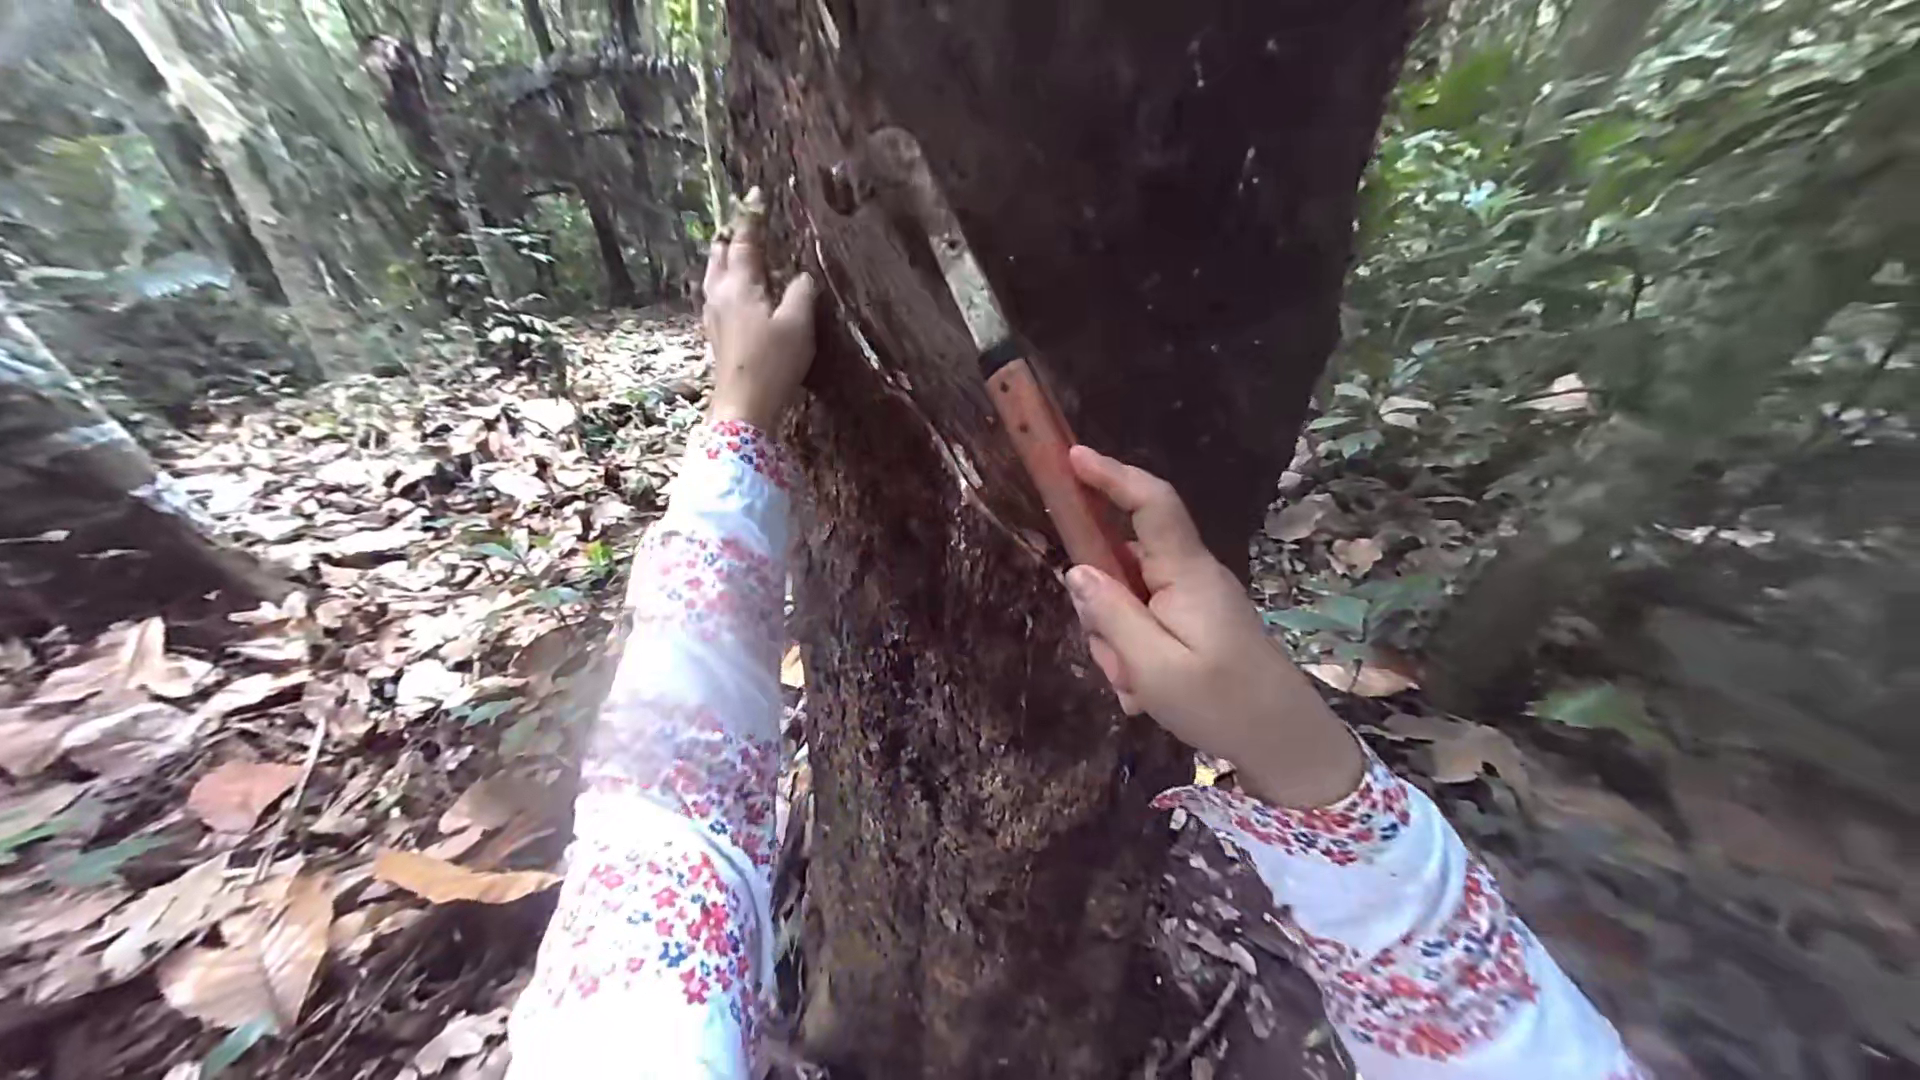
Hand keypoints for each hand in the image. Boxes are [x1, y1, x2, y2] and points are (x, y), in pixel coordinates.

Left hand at [703, 187, 818, 428]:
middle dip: (732, 234)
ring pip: (714, 272)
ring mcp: (713, 313)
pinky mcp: (716, 333)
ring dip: (725, 256)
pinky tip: (733, 290)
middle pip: (721, 252)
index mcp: (740, 284)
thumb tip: (802, 277)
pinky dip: (725, 279)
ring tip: (734, 249)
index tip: (756, 195)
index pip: (745, 240)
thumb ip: (801, 293)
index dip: (752, 217)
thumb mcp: (798, 324)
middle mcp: (720, 292)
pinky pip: (716, 293)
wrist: (745, 404)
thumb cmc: (773, 362)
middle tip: (743, 222)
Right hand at [1064, 446, 1365, 807]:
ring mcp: (1192, 597)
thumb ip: (1110, 615)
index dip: (1112, 475)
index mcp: (1187, 573)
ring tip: (1136, 687)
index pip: (1152, 503)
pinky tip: (1143, 689)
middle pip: (1122, 558)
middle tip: (1114, 662)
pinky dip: (1132, 649)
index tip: (1073, 456)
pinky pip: (1143, 617)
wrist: (1285, 744)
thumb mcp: (1154, 668)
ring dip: (1116, 638)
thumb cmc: (1223, 705)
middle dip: (1101, 605)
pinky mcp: (1193, 619)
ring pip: (1126, 594)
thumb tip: (1076, 570)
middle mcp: (1190, 574)